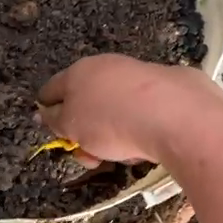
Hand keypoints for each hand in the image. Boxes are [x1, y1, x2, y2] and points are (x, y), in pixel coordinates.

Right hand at [35, 54, 222, 164]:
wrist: (177, 118)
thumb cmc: (110, 121)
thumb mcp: (70, 127)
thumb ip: (53, 120)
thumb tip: (45, 112)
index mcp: (79, 71)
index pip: (50, 89)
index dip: (46, 111)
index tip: (53, 132)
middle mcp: (109, 66)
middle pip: (85, 102)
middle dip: (83, 132)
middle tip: (89, 157)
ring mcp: (142, 74)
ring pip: (114, 108)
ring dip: (110, 133)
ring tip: (121, 155)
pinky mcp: (172, 87)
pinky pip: (143, 110)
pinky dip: (138, 126)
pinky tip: (146, 144)